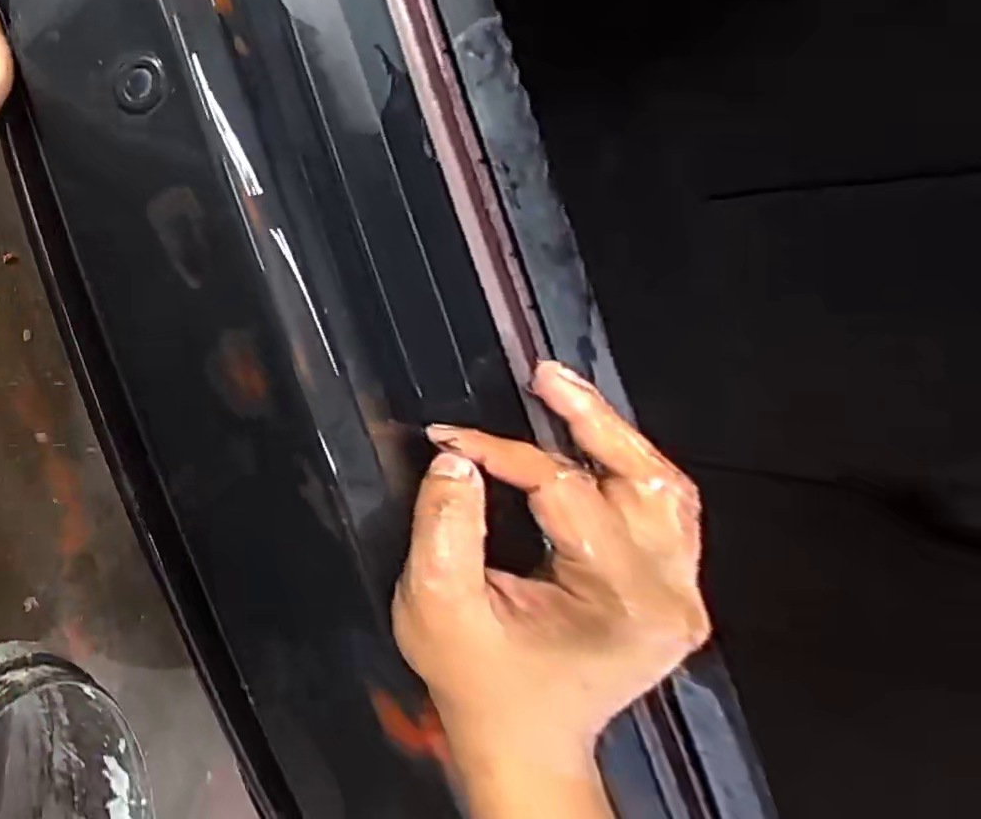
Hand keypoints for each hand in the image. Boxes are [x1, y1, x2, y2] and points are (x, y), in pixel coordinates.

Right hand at [393, 361, 708, 776]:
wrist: (520, 736)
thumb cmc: (476, 678)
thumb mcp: (437, 601)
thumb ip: (444, 525)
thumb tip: (455, 460)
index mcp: (620, 600)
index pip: (565, 490)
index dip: (500, 451)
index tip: (446, 437)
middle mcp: (669, 595)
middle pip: (648, 481)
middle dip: (591, 419)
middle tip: (544, 375)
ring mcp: (675, 593)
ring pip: (663, 490)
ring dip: (612, 436)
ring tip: (562, 393)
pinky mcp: (660, 589)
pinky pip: (655, 510)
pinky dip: (618, 465)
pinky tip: (584, 439)